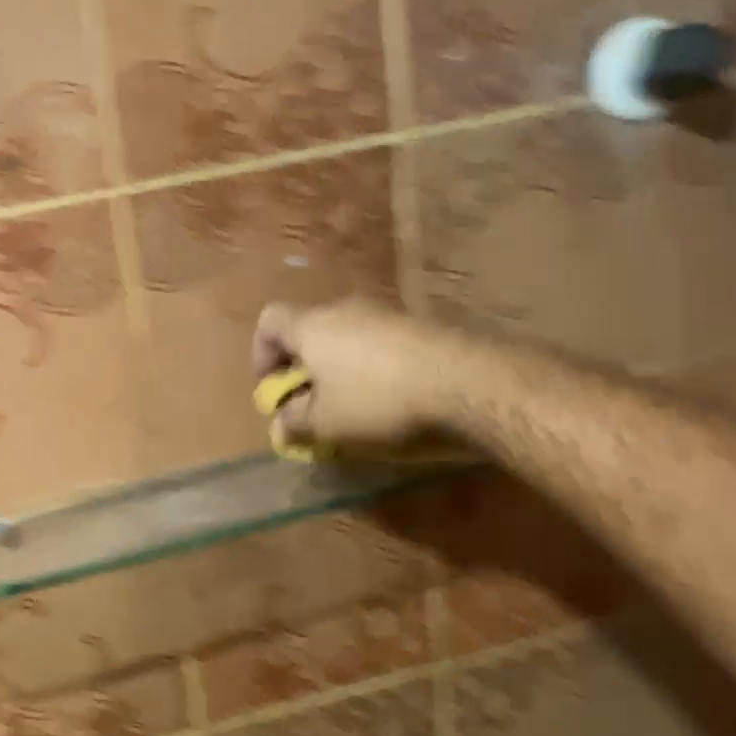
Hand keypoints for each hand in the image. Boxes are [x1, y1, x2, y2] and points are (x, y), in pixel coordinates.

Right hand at [252, 298, 454, 446]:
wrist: (473, 387)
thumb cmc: (379, 403)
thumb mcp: (325, 425)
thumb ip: (294, 423)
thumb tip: (282, 424)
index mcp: (312, 326)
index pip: (269, 321)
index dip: (262, 355)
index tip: (274, 390)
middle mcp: (347, 310)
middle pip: (312, 331)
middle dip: (305, 368)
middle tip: (312, 406)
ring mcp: (390, 316)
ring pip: (350, 340)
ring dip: (343, 371)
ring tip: (355, 410)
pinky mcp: (426, 329)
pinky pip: (384, 347)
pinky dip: (378, 372)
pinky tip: (394, 404)